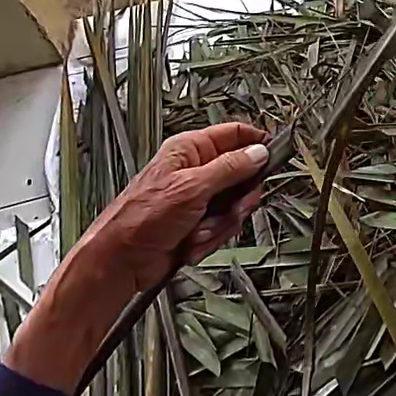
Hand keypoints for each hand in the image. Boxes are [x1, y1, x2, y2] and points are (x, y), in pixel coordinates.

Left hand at [73, 122, 270, 291]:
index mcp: (189, 149)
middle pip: (242, 175)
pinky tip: (192, 242)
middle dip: (238, 199)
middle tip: (232, 208)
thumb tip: (258, 153)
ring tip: (198, 230)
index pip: (234, 134)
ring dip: (220, 224)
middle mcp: (194, 170)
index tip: (274, 158)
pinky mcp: (197, 223)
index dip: (257, 144)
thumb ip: (230, 168)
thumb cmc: (139, 219)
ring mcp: (197, 198)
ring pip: (235, 206)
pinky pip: (222, 227)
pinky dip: (210, 238)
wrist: (120, 261)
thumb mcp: (192, 188)